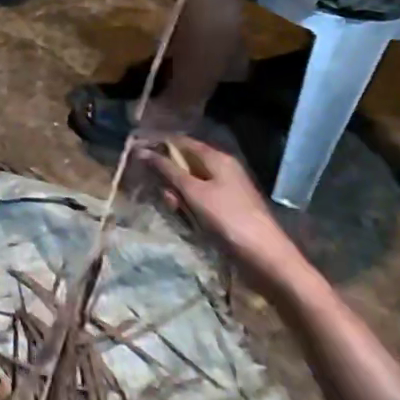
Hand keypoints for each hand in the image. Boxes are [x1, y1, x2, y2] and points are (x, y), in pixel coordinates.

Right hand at [143, 137, 313, 290]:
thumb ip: (166, 170)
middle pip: (183, 163)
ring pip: (187, 183)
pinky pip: (197, 199)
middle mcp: (221, 169)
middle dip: (167, 176)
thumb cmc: (227, 219)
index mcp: (217, 159)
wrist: (265, 257)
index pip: (180, 142)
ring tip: (177, 211)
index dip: (156, 145)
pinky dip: (187, 206)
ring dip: (176, 194)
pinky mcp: (224, 208)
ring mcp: (224, 189)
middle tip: (162, 194)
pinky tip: (186, 219)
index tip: (134, 153)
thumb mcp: (192, 192)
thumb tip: (140, 150)